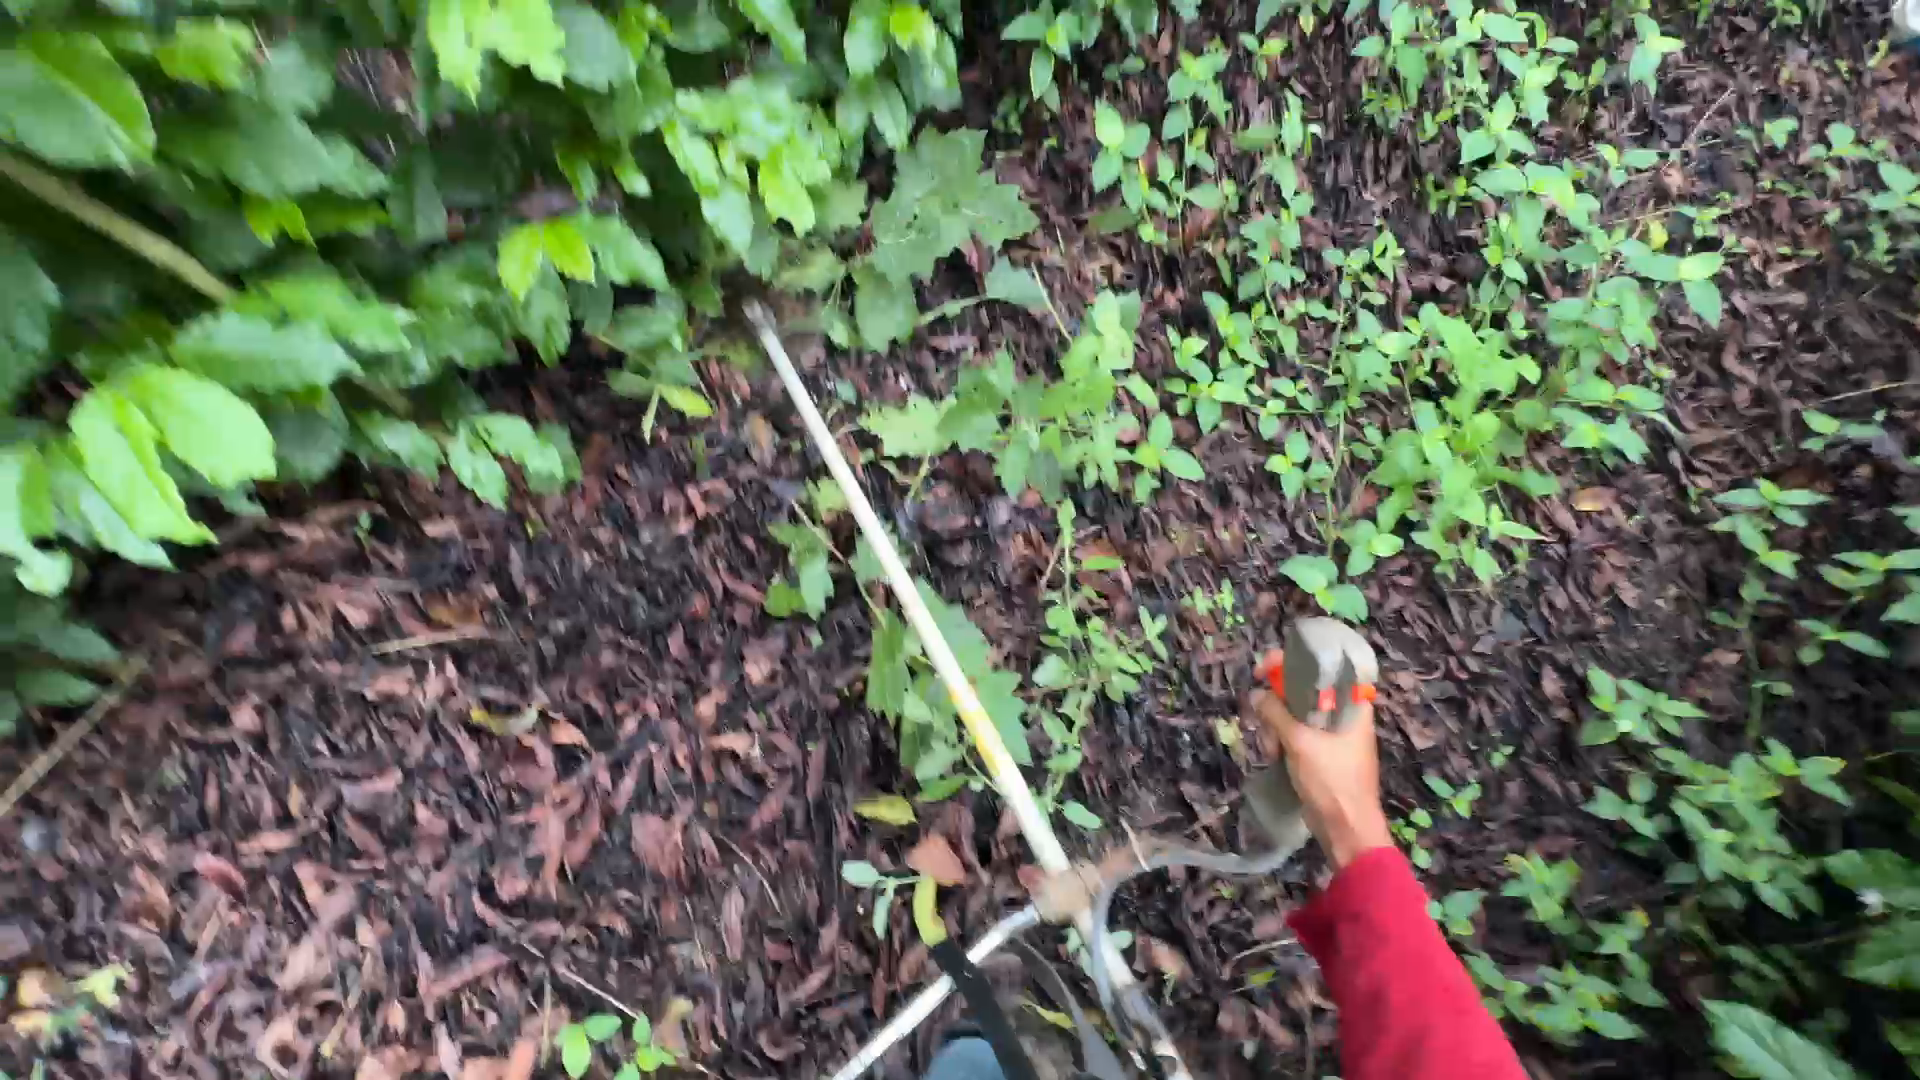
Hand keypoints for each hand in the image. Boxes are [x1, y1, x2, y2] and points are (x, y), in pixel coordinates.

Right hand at [1245, 682, 1392, 870]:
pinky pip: (1294, 734)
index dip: (1290, 663)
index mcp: (1351, 705)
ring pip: (1293, 714)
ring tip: (1271, 748)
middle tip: (1261, 716)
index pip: (1321, 667)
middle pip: (1301, 691)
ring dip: (1275, 726)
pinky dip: (1281, 739)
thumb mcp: (1300, 742)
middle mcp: (1343, 714)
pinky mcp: (1320, 752)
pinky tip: (1273, 755)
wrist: (1346, 829)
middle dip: (1276, 703)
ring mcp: (1332, 734)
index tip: (1263, 670)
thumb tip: (1256, 694)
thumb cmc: (1331, 780)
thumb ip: (1275, 713)